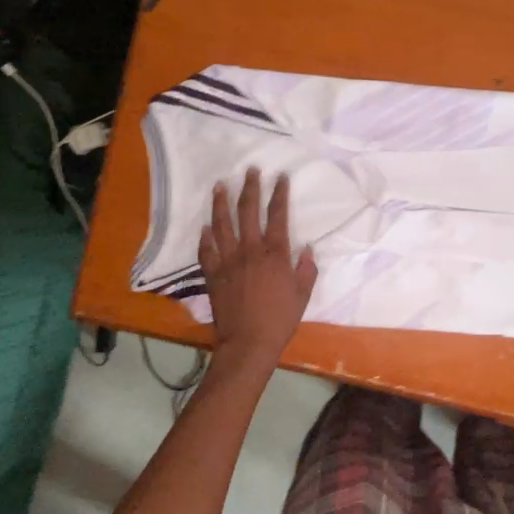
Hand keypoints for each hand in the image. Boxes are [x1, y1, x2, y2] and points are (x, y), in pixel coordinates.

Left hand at [199, 168, 316, 367]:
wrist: (248, 342)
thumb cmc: (280, 319)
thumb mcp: (302, 295)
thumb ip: (306, 270)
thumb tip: (308, 249)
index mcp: (275, 254)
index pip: (278, 216)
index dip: (279, 194)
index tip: (280, 177)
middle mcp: (250, 250)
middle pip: (248, 212)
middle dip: (250, 188)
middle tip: (250, 170)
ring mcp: (228, 261)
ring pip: (222, 224)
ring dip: (221, 203)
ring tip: (220, 186)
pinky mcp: (213, 274)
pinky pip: (207, 251)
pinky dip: (205, 237)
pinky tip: (205, 226)